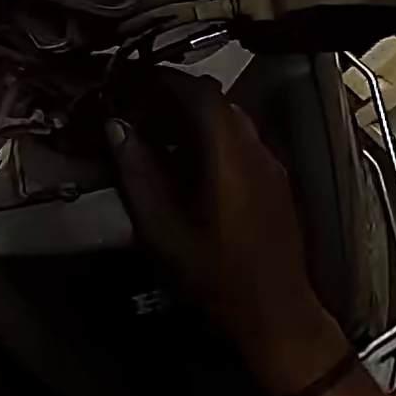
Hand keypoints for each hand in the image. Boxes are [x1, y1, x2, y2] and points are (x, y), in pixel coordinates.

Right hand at [108, 81, 347, 395]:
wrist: (278, 316)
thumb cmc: (218, 276)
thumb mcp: (164, 230)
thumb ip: (138, 174)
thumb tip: (117, 127)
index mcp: (229, 154)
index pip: (199, 92)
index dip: (166, 79)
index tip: (137, 81)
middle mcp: (254, 149)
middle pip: (215, 99)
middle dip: (176, 95)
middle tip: (142, 105)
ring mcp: (269, 163)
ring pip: (229, 117)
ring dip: (194, 114)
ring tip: (160, 129)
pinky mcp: (274, 178)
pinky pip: (240, 137)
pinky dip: (211, 134)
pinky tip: (189, 160)